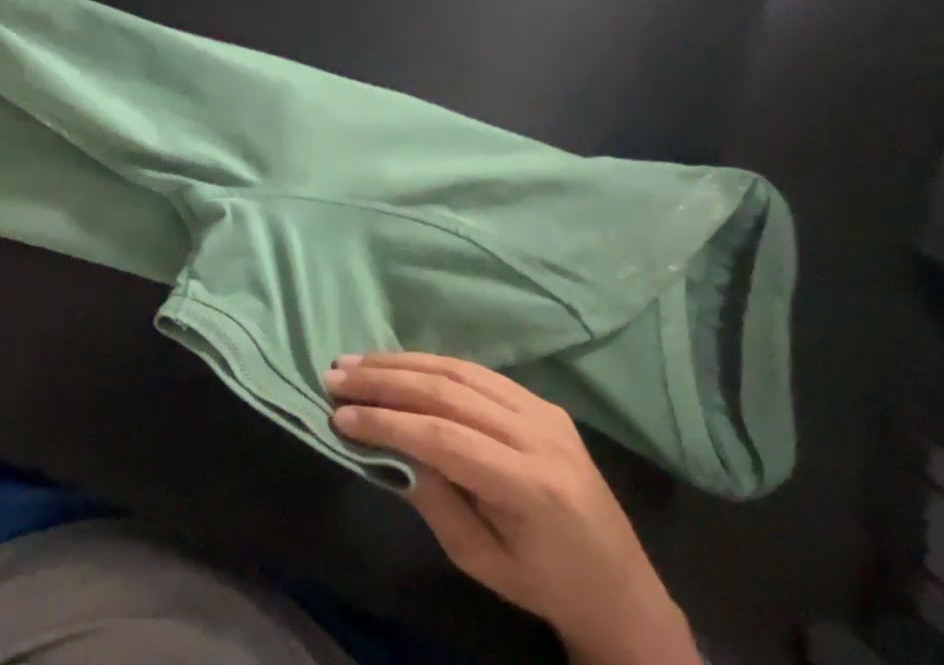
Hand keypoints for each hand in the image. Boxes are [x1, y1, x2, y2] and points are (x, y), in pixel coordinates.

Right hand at [326, 353, 698, 664]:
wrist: (618, 589)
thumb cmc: (540, 582)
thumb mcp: (474, 555)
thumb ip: (429, 497)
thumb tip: (382, 448)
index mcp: (530, 485)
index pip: (442, 436)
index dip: (384, 422)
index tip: (337, 416)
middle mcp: (542, 439)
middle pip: (448, 394)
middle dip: (383, 382)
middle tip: (334, 377)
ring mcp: (547, 417)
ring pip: (461, 373)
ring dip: (400, 364)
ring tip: (354, 364)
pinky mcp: (545, 408)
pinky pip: (479, 374)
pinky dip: (430, 364)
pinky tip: (397, 365)